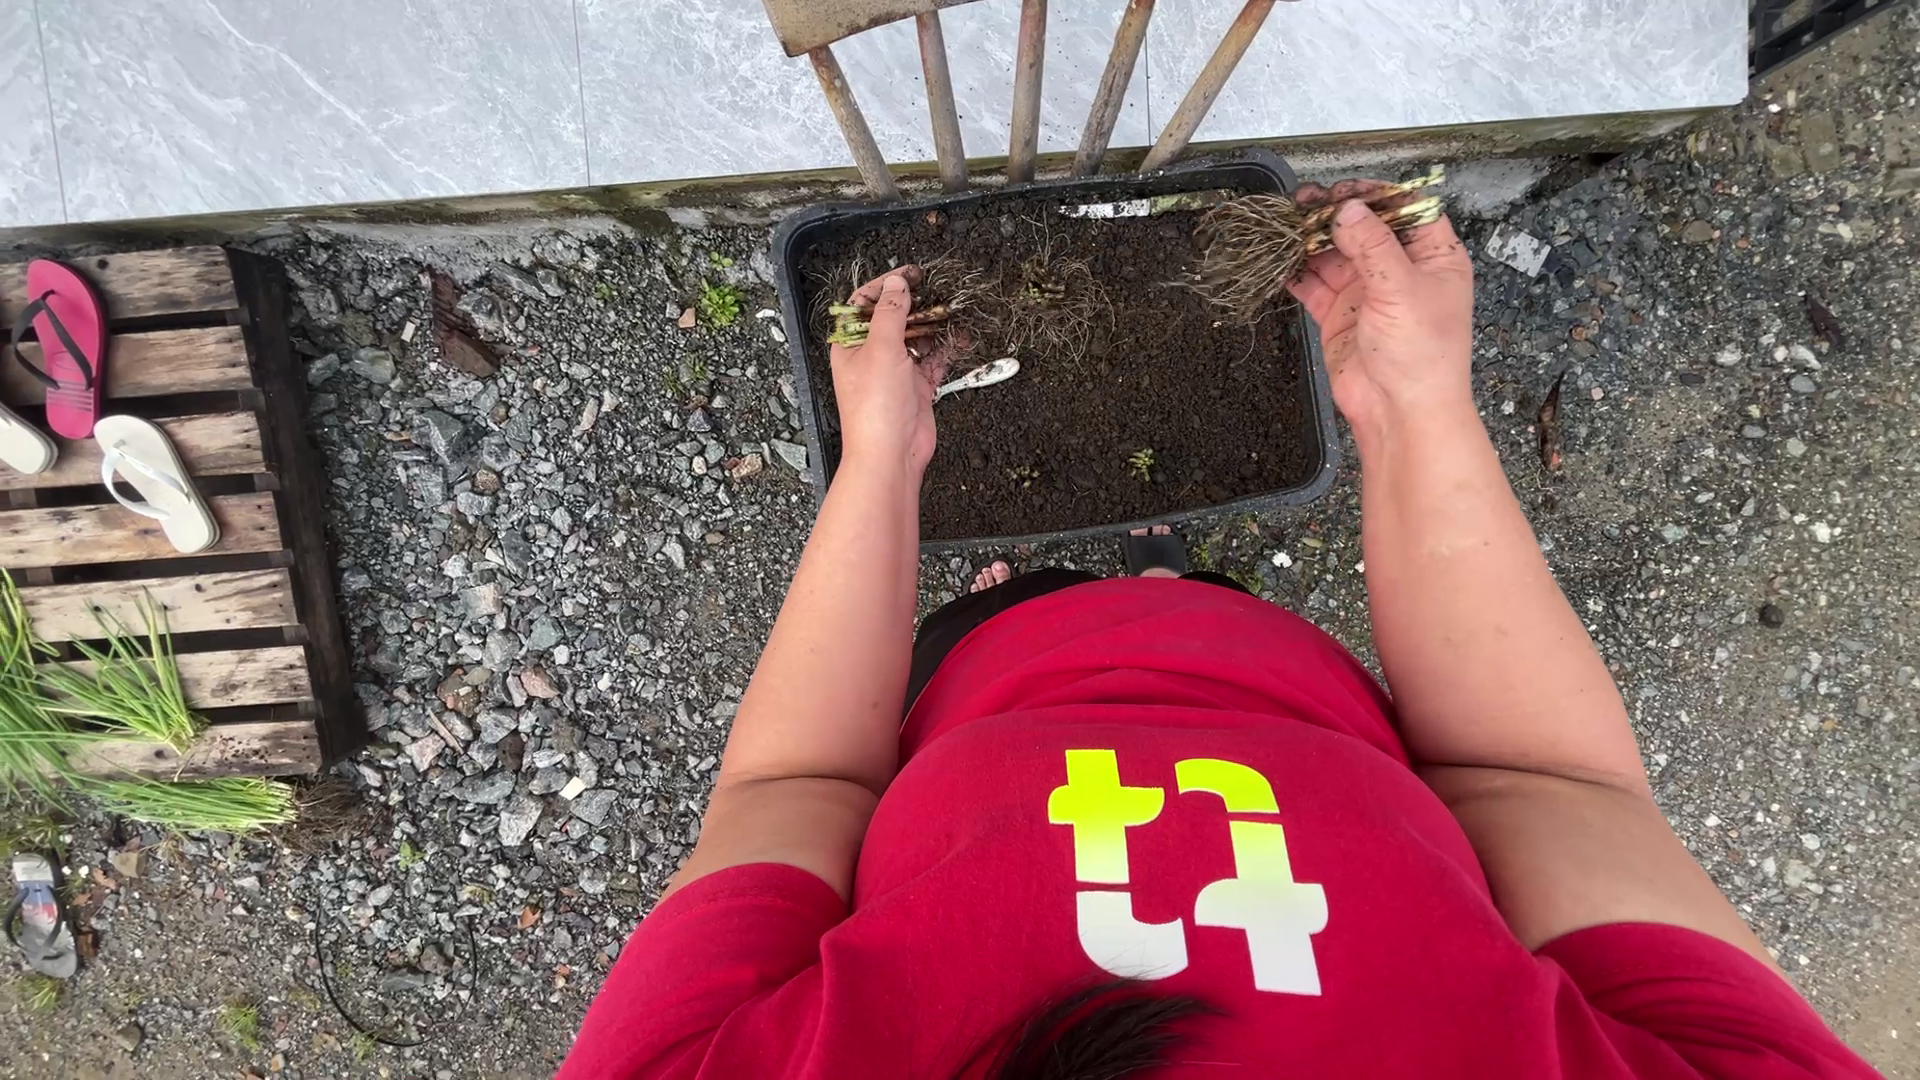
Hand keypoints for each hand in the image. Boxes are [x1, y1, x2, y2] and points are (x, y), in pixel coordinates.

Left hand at [830, 268, 940, 474]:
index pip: (862, 304)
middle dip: (916, 306)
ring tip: (953, 310)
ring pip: (917, 339)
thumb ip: (891, 313)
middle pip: (894, 320)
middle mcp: (871, 356)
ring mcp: (895, 372)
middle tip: (937, 291)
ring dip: (935, 326)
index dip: (884, 286)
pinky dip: (947, 349)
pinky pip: (933, 362)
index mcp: (850, 345)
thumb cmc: (874, 409)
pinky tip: (961, 337)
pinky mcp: (916, 388)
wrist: (890, 454)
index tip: (908, 274)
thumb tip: (897, 285)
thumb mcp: (881, 348)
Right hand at [1286, 182, 1475, 438]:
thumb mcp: (1402, 288)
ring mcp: (1366, 293)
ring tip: (1285, 226)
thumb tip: (1347, 209)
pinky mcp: (1338, 316)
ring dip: (1311, 242)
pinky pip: (1314, 287)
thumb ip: (1372, 246)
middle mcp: (1398, 270)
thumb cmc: (1422, 352)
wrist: (1399, 407)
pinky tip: (1281, 261)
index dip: (1374, 196)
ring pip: (1334, 256)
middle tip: (1304, 203)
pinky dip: (1297, 274)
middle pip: (1363, 230)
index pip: (1404, 210)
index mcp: (1432, 256)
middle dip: (1334, 216)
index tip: (1342, 190)